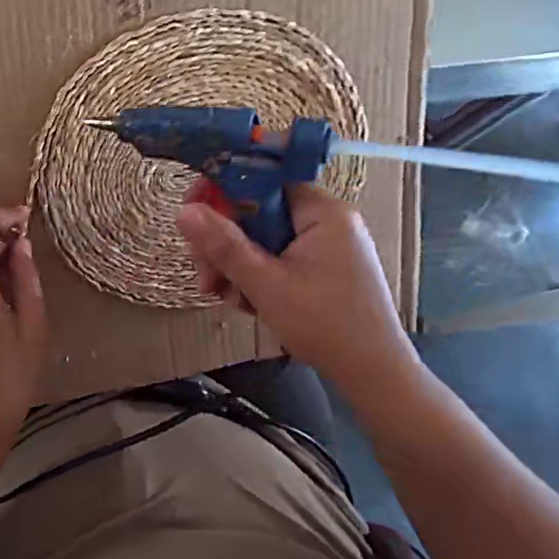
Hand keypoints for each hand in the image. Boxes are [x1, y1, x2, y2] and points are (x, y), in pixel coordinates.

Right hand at [174, 183, 412, 384]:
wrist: (374, 377)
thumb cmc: (326, 326)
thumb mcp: (266, 284)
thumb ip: (223, 246)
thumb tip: (184, 211)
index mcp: (323, 212)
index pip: (264, 181)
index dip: (223, 192)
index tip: (192, 211)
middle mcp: (327, 222)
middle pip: (258, 213)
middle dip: (224, 242)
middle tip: (204, 272)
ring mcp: (325, 247)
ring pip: (263, 239)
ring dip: (235, 265)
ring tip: (221, 295)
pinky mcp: (322, 270)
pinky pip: (277, 259)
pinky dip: (256, 277)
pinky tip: (245, 303)